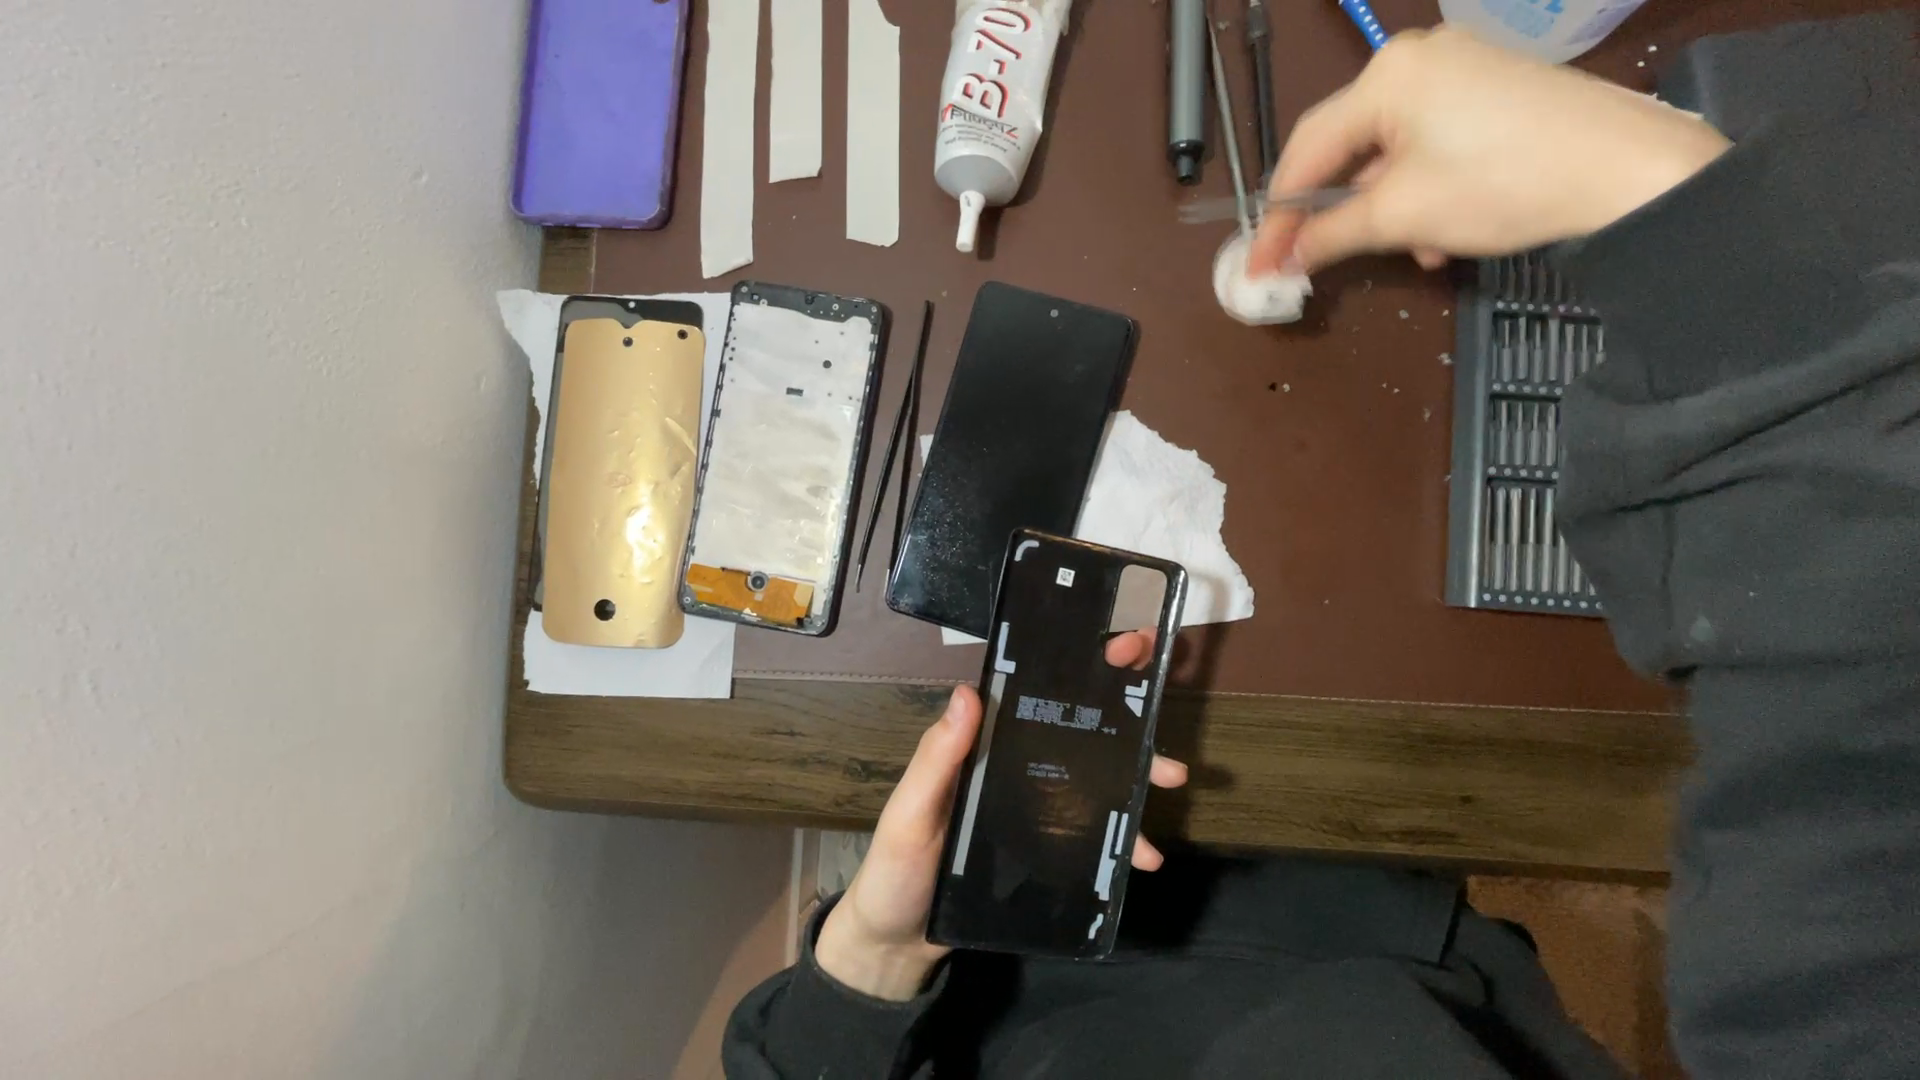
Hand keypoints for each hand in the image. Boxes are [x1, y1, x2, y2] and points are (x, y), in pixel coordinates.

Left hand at [814, 629, 1188, 1001]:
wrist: (898, 945)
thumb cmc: (896, 871)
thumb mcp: (911, 812)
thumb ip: (937, 759)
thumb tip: (969, 690)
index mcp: (983, 748)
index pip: (1033, 697)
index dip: (1078, 673)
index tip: (1123, 652)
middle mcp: (1014, 768)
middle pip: (1078, 736)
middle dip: (1130, 731)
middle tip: (1166, 742)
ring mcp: (1032, 809)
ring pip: (1094, 782)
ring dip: (1136, 782)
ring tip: (1170, 787)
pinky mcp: (1042, 849)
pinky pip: (1089, 836)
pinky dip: (1120, 840)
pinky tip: (1143, 856)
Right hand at [1249, 26, 1730, 275]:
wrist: (1628, 172)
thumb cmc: (1501, 185)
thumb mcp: (1398, 217)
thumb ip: (1326, 236)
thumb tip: (1280, 261)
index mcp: (1385, 79)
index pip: (1304, 154)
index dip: (1275, 218)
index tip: (1258, 265)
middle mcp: (1414, 61)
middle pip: (1341, 148)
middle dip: (1323, 210)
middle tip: (1301, 258)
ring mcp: (1455, 70)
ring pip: (1382, 151)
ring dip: (1373, 207)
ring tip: (1387, 248)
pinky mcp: (1486, 89)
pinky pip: (1421, 143)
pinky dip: (1412, 189)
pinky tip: (1428, 228)